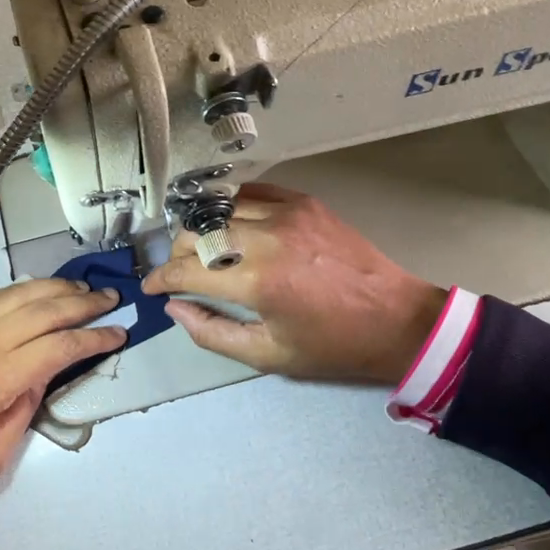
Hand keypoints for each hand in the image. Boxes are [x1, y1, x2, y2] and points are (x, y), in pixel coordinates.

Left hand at [0, 279, 125, 525]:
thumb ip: (23, 408)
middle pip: (39, 309)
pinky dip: (18, 291)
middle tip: (111, 298)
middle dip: (80, 303)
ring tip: (82, 291)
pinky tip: (35, 292)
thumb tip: (43, 373)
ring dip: (51, 289)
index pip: (56, 346)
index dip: (92, 338)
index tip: (120, 333)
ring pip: (14, 296)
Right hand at [142, 183, 446, 384]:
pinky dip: (231, 208)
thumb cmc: (333, 345)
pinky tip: (229, 225)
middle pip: (196, 231)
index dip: (160, 278)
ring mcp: (286, 213)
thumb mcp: (269, 355)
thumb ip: (213, 333)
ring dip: (201, 229)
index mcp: (257, 281)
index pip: (186, 270)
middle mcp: (266, 238)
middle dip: (177, 253)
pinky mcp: (303, 201)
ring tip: (202, 249)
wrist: (397, 319)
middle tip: (179, 272)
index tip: (152, 287)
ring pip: (219, 208)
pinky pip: (251, 194)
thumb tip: (176, 308)